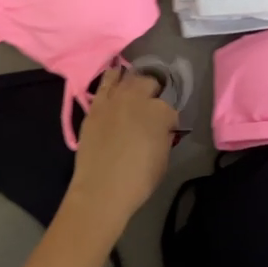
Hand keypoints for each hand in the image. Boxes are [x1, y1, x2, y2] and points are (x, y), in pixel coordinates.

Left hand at [64, 68, 176, 230]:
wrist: (101, 189)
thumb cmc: (138, 180)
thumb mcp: (162, 160)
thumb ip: (165, 137)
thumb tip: (163, 129)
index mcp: (160, 112)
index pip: (171, 107)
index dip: (169, 119)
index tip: (166, 128)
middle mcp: (138, 98)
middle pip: (150, 83)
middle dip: (154, 93)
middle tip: (151, 108)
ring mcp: (115, 98)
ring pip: (128, 77)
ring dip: (134, 83)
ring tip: (134, 92)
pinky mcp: (96, 104)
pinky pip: (105, 82)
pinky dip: (113, 78)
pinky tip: (115, 80)